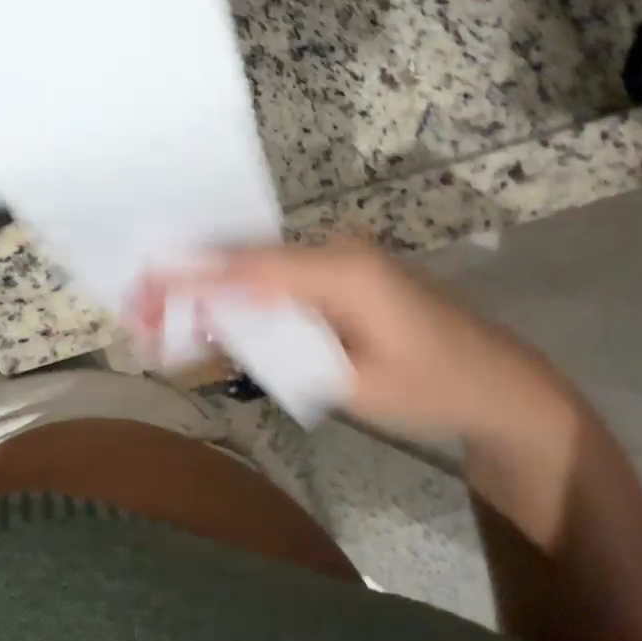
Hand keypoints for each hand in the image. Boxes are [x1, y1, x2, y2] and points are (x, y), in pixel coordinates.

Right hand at [135, 242, 573, 442]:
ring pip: (252, 265)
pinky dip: (235, 291)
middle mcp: (335, 248)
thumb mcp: (350, 384)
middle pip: (242, 259)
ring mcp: (337, 254)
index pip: (249, 267)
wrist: (506, 386)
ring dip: (204, 285)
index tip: (142, 287)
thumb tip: (213, 327)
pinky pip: (273, 275)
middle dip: (184, 280)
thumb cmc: (436, 392)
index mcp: (344, 271)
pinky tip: (202, 307)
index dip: (190, 277)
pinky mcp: (337, 270)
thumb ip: (280, 350)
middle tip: (134, 304)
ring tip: (154, 306)